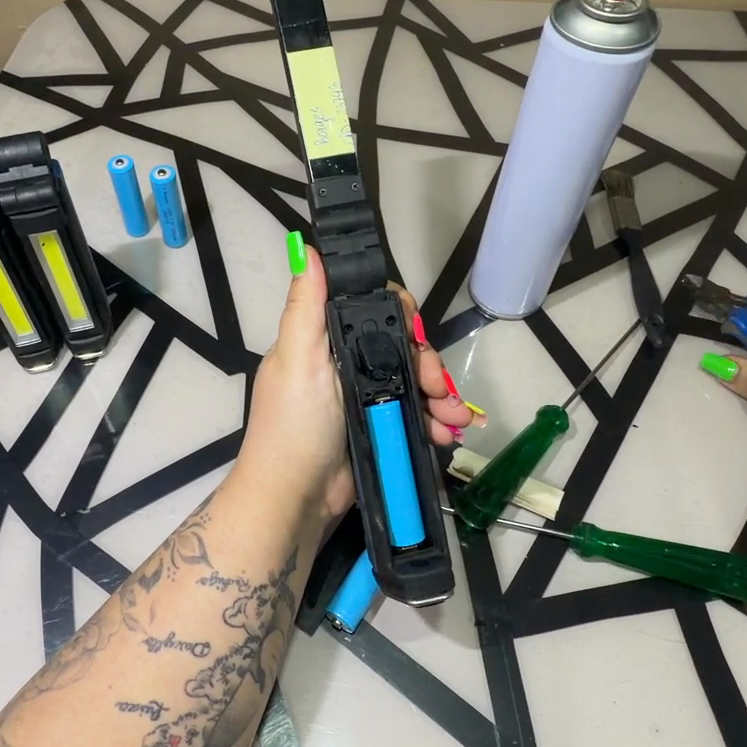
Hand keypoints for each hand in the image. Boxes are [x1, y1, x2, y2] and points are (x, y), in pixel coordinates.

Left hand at [235, 247, 473, 518]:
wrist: (297, 498)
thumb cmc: (294, 425)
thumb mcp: (297, 359)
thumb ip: (305, 306)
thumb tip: (305, 248)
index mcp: (325, 341)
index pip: (373, 311)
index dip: (401, 316)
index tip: (415, 334)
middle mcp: (346, 364)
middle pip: (403, 347)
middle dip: (429, 365)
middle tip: (438, 388)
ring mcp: (365, 398)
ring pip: (415, 381)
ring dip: (441, 397)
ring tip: (453, 420)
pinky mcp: (380, 428)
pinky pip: (416, 413)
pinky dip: (436, 421)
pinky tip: (447, 433)